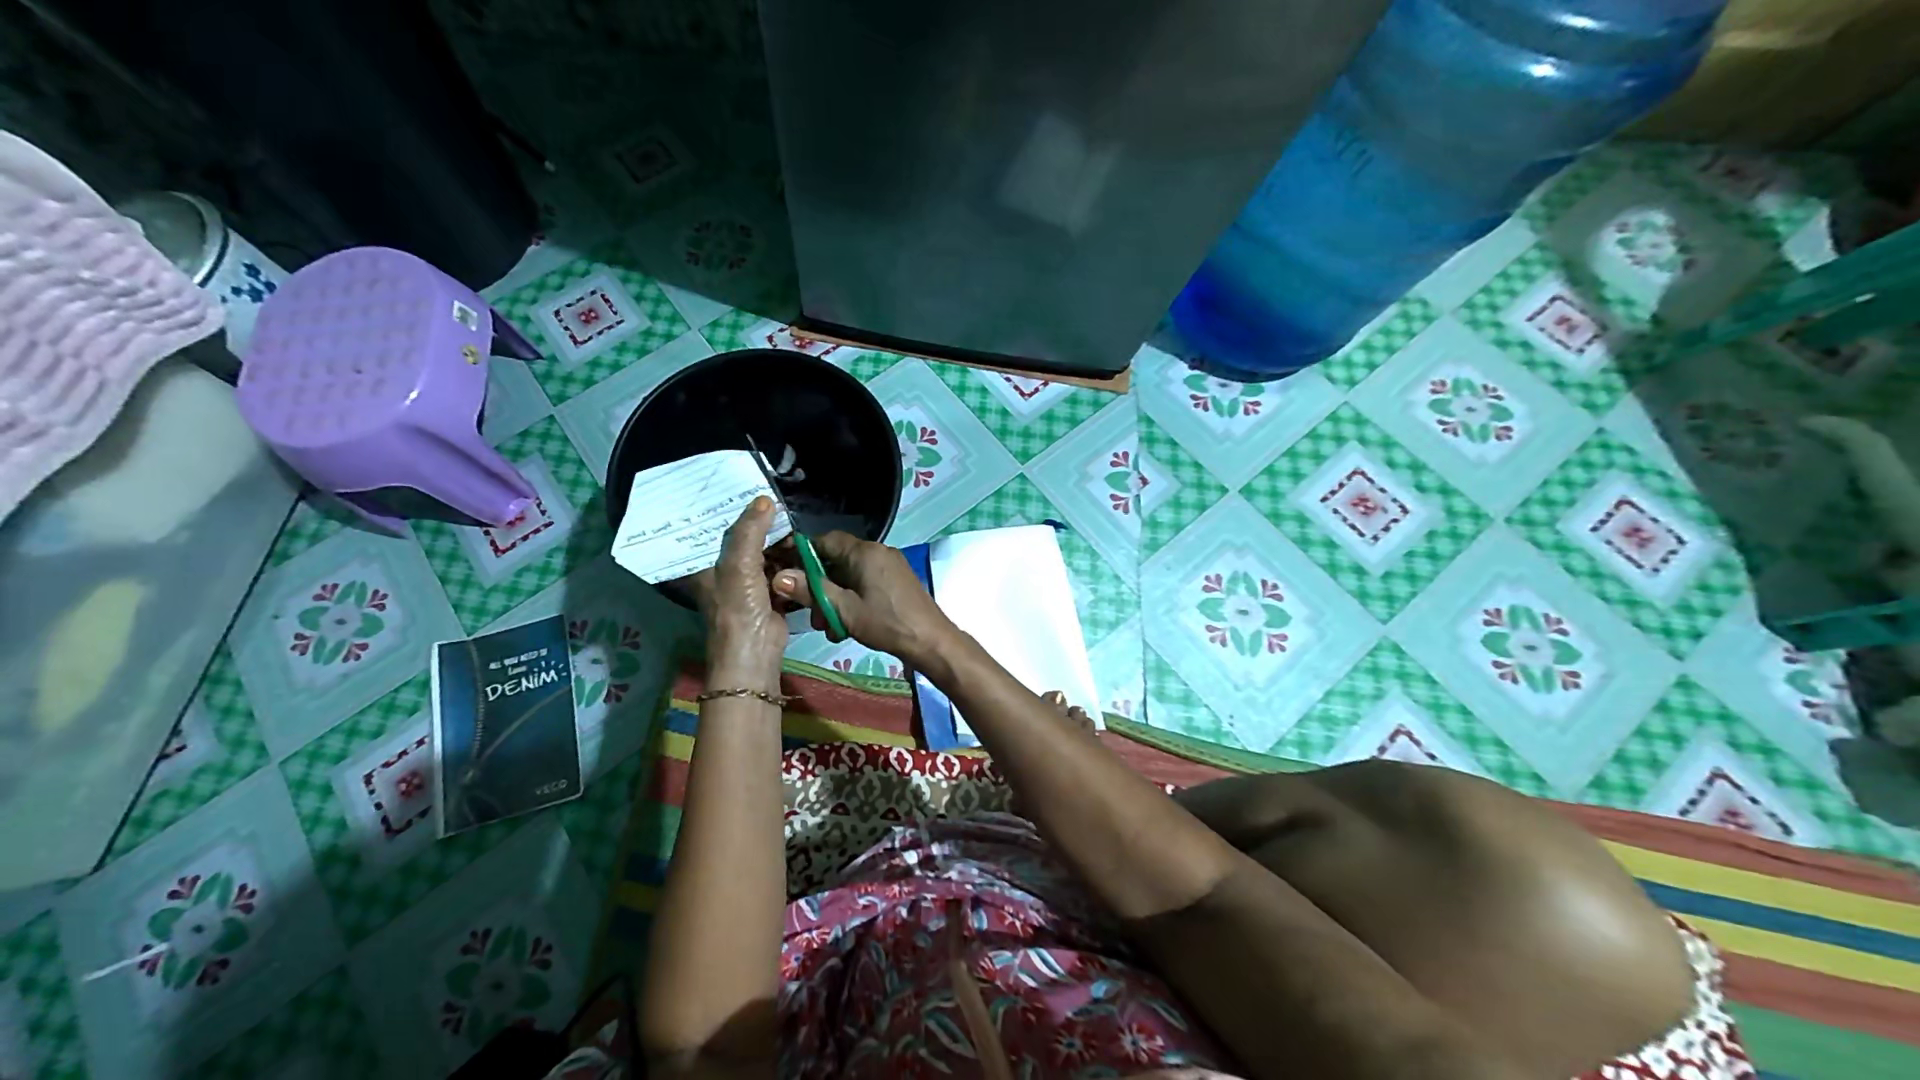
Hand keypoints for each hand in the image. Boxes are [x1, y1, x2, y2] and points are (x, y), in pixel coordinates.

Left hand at [689, 497, 788, 691]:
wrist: (755, 654)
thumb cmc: (738, 608)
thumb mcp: (739, 564)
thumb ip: (750, 530)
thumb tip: (765, 499)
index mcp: (708, 565)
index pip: (720, 531)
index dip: (738, 515)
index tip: (758, 494)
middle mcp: (727, 574)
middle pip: (749, 543)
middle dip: (768, 531)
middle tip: (787, 513)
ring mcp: (750, 588)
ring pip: (769, 558)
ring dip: (785, 549)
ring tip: (800, 534)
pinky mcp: (772, 599)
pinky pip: (783, 575)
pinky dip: (794, 567)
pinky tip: (806, 555)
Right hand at [770, 531, 958, 668]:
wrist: (930, 640)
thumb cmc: (886, 623)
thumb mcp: (844, 610)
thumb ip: (811, 591)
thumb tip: (779, 577)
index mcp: (865, 552)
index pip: (825, 540)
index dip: (802, 552)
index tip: (785, 569)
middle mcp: (878, 551)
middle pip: (837, 559)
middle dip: (819, 585)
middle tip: (811, 612)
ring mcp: (889, 565)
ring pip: (850, 574)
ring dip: (834, 597)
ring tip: (828, 625)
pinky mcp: (896, 580)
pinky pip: (865, 581)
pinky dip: (851, 598)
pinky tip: (846, 624)